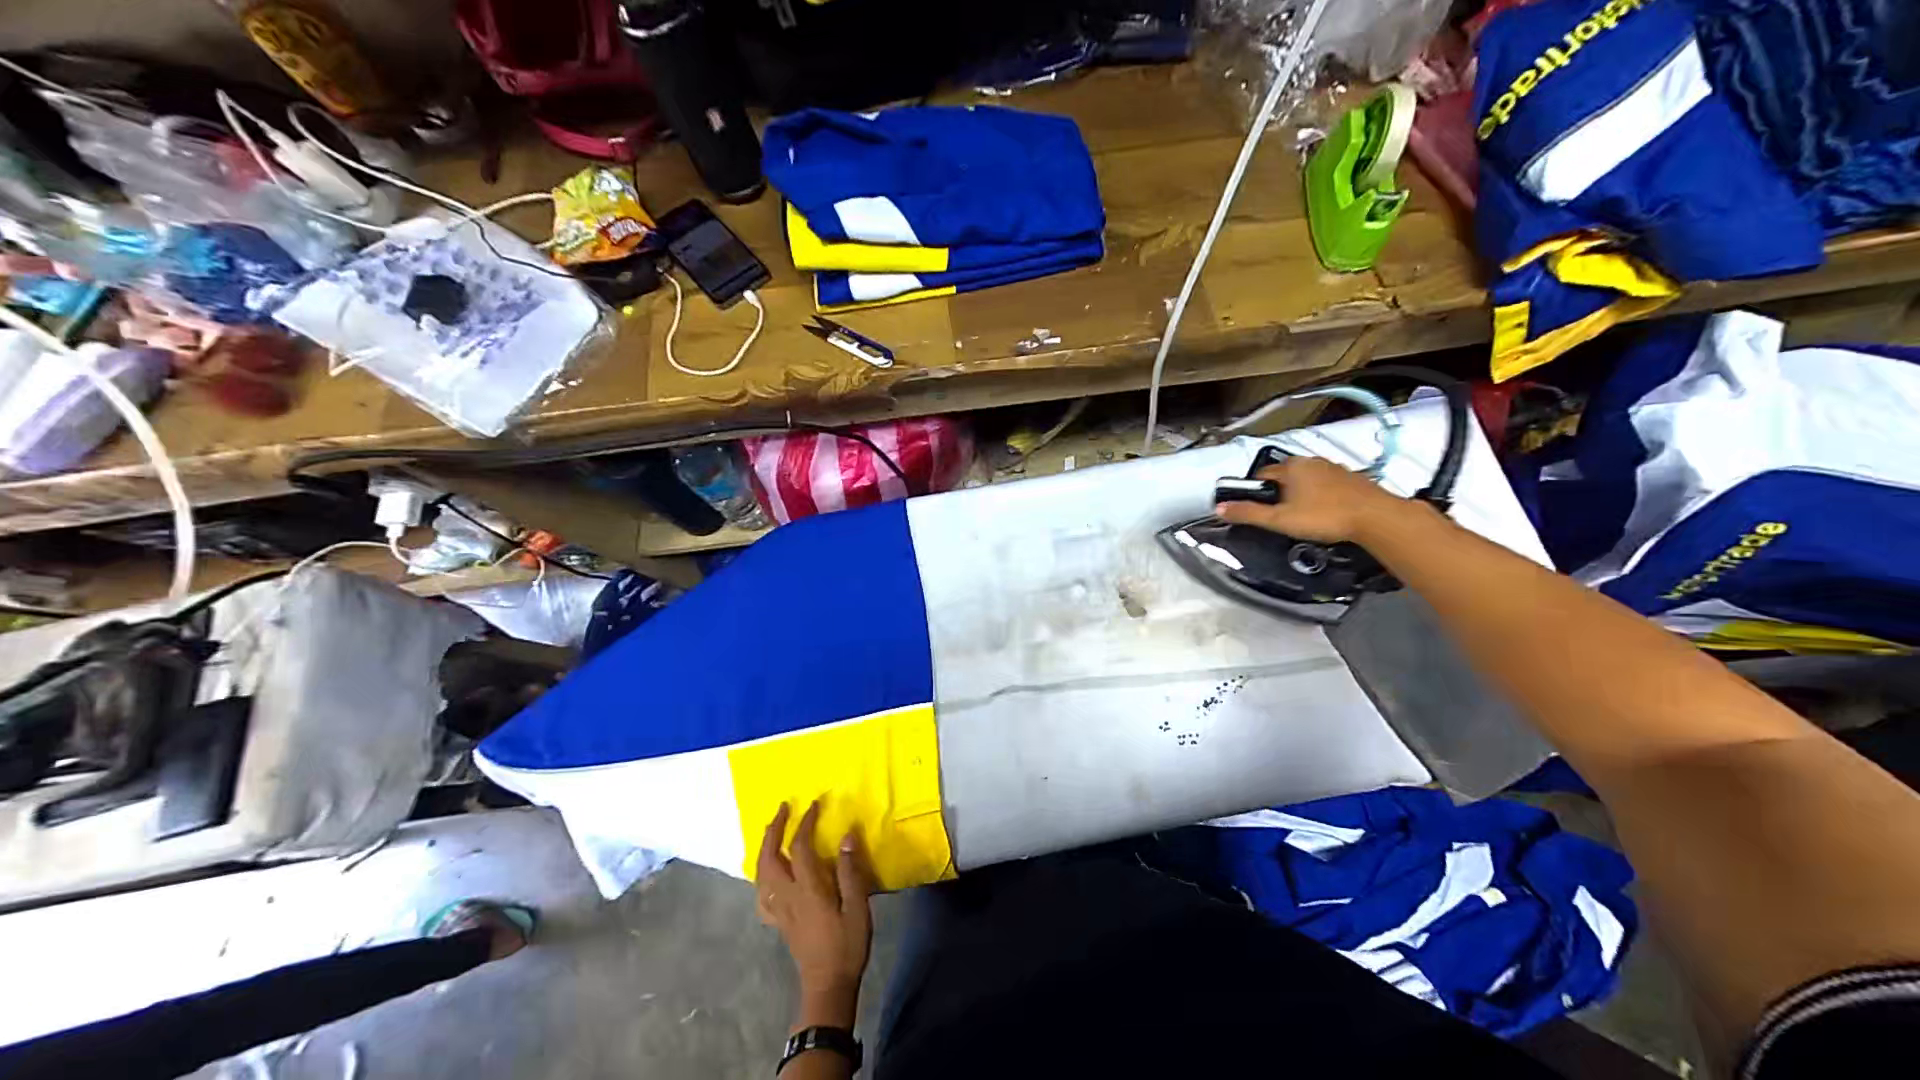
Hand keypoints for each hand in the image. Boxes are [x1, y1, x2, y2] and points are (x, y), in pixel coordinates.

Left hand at [757, 801, 873, 1027]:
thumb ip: (850, 871)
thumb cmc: (847, 945)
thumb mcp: (857, 907)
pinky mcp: (778, 921)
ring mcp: (779, 909)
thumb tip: (846, 836)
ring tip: (772, 831)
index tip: (814, 805)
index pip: (799, 848)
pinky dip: (761, 875)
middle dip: (774, 830)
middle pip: (770, 857)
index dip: (804, 823)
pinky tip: (766, 873)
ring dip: (764, 848)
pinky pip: (762, 893)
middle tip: (782, 809)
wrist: (828, 984)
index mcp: (807, 889)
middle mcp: (787, 895)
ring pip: (761, 873)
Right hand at [1213, 456, 1410, 543]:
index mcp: (1290, 467)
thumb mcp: (1280, 520)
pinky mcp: (1351, 478)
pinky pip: (1326, 483)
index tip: (1254, 508)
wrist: (1376, 518)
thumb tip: (1219, 508)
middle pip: (1284, 475)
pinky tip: (1323, 511)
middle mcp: (1310, 461)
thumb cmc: (1324, 516)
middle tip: (1278, 515)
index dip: (1254, 491)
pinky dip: (1320, 494)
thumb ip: (1248, 513)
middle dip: (1277, 491)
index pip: (1261, 475)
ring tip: (1300, 514)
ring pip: (1306, 478)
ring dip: (1299, 492)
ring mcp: (1333, 468)